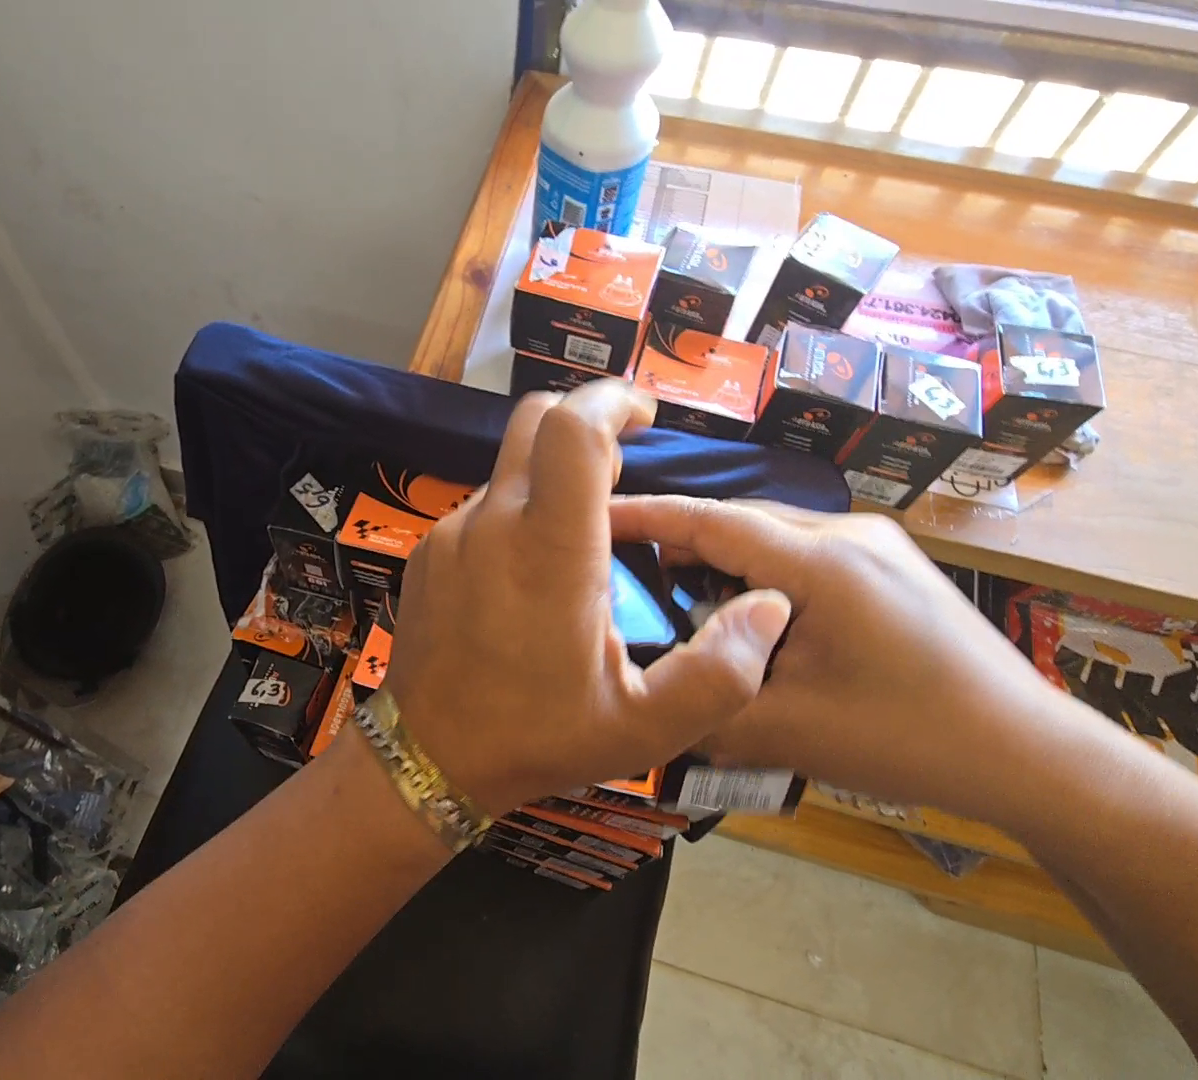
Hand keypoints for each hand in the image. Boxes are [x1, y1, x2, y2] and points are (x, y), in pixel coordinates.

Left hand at [382, 382, 792, 816]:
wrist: (428, 759)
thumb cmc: (537, 740)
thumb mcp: (646, 727)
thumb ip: (722, 671)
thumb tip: (769, 606)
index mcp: (550, 550)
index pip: (572, 428)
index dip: (613, 400)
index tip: (645, 417)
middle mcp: (492, 525)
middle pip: (534, 421)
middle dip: (585, 426)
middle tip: (619, 477)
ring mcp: (451, 535)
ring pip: (508, 468)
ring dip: (551, 480)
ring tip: (581, 546)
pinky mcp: (429, 553)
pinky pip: (481, 508)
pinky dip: (517, 515)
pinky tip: (531, 578)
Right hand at [608, 496, 1092, 822]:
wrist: (1029, 755)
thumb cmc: (909, 739)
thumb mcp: (789, 732)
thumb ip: (707, 707)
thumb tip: (648, 698)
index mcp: (825, 564)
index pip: (713, 522)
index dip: (647, 515)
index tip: (592, 513)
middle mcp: (850, 535)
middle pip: (740, 523)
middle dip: (680, 544)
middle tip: (627, 575)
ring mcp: (875, 546)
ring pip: (770, 537)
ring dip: (721, 561)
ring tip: (679, 595)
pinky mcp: (887, 567)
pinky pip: (801, 555)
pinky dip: (758, 574)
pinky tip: (744, 611)